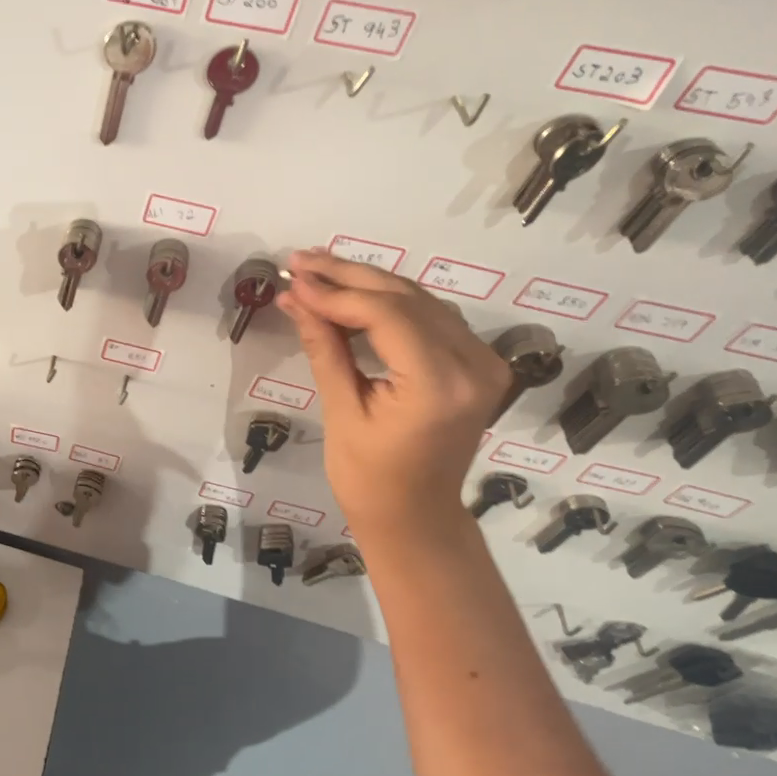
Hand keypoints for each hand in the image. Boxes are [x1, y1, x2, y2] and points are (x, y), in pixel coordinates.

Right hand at [277, 248, 509, 532]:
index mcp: (439, 385)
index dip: (336, 293)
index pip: (387, 316)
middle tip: (302, 261)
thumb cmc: (368, 477)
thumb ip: (324, 349)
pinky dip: (389, 303)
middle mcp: (473, 364)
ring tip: (318, 271)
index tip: (294, 280)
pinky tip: (353, 294)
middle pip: (407, 299)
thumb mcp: (341, 413)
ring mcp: (482, 360)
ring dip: (368, 284)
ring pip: (420, 301)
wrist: (414, 514)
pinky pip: (430, 317)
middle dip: (349, 277)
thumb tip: (296, 299)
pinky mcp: (478, 362)